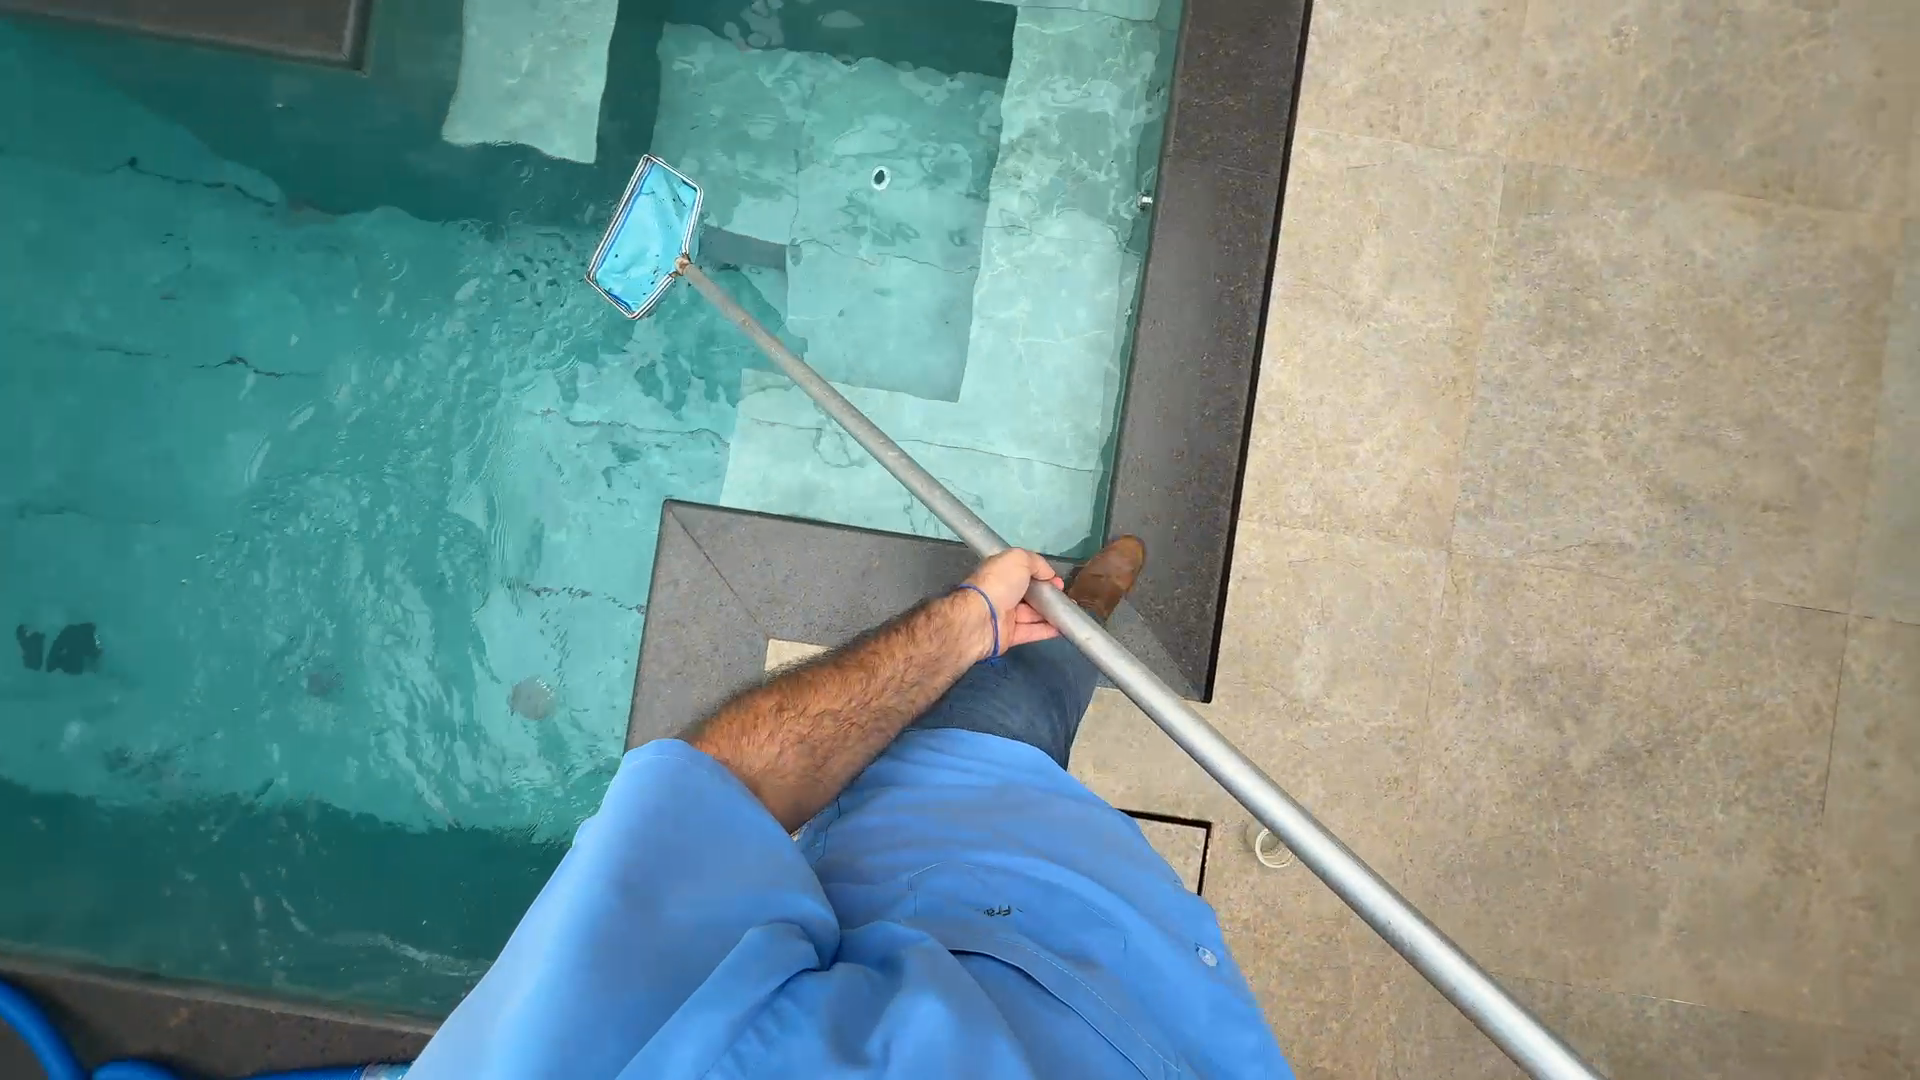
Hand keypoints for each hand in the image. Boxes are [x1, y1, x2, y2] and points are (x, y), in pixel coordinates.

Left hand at [959, 549, 1063, 659]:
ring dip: (1051, 613)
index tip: (1056, 581)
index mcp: (1000, 573)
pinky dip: (1047, 630)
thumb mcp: (1018, 559)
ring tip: (1069, 612)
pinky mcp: (1009, 636)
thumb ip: (1036, 562)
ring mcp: (1005, 616)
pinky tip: (1062, 628)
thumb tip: (1048, 574)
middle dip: (1048, 595)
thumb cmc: (998, 583)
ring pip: (1032, 614)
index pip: (1023, 572)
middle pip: (1029, 595)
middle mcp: (1002, 593)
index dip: (1041, 576)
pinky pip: (1031, 631)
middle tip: (1064, 597)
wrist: (979, 618)